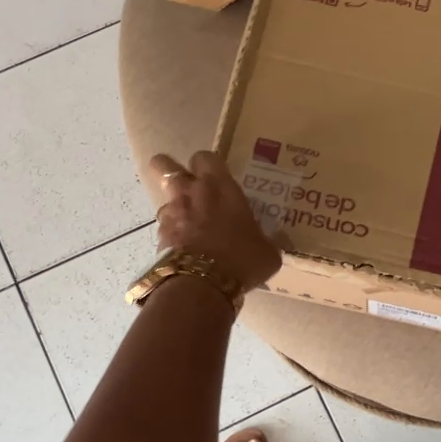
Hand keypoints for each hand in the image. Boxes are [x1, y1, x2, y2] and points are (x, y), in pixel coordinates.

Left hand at [150, 151, 281, 291]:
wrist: (202, 285)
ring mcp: (171, 213)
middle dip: (169, 169)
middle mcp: (190, 192)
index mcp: (220, 187)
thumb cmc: (241, 259)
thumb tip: (281, 240)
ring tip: (188, 225)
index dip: (209, 164)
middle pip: (164, 164)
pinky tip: (184, 249)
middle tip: (186, 185)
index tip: (217, 176)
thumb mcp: (268, 252)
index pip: (206, 156)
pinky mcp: (159, 236)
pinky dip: (172, 234)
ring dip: (174, 207)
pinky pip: (164, 227)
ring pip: (163, 198)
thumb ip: (271, 240)